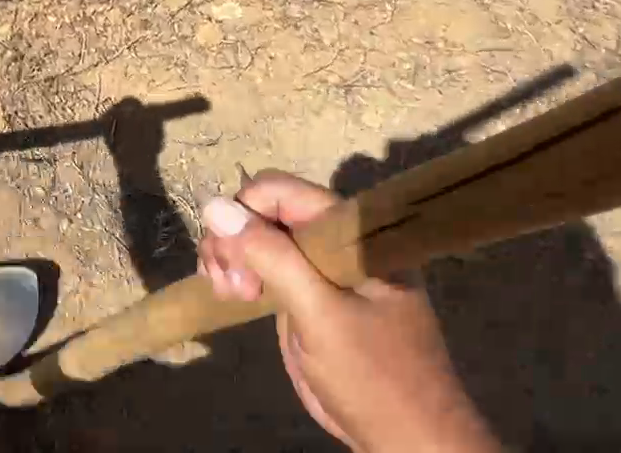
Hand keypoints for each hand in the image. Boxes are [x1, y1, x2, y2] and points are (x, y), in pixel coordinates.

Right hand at [199, 171, 500, 452]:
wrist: (408, 445)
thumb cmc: (375, 377)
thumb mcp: (319, 313)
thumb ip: (271, 256)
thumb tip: (212, 205)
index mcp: (356, 239)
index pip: (285, 192)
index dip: (247, 209)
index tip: (231, 251)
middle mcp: (336, 246)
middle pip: (262, 211)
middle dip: (233, 238)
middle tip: (230, 282)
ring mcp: (319, 270)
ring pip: (252, 235)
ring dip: (227, 255)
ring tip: (228, 292)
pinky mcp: (304, 293)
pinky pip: (258, 261)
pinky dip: (234, 270)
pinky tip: (230, 294)